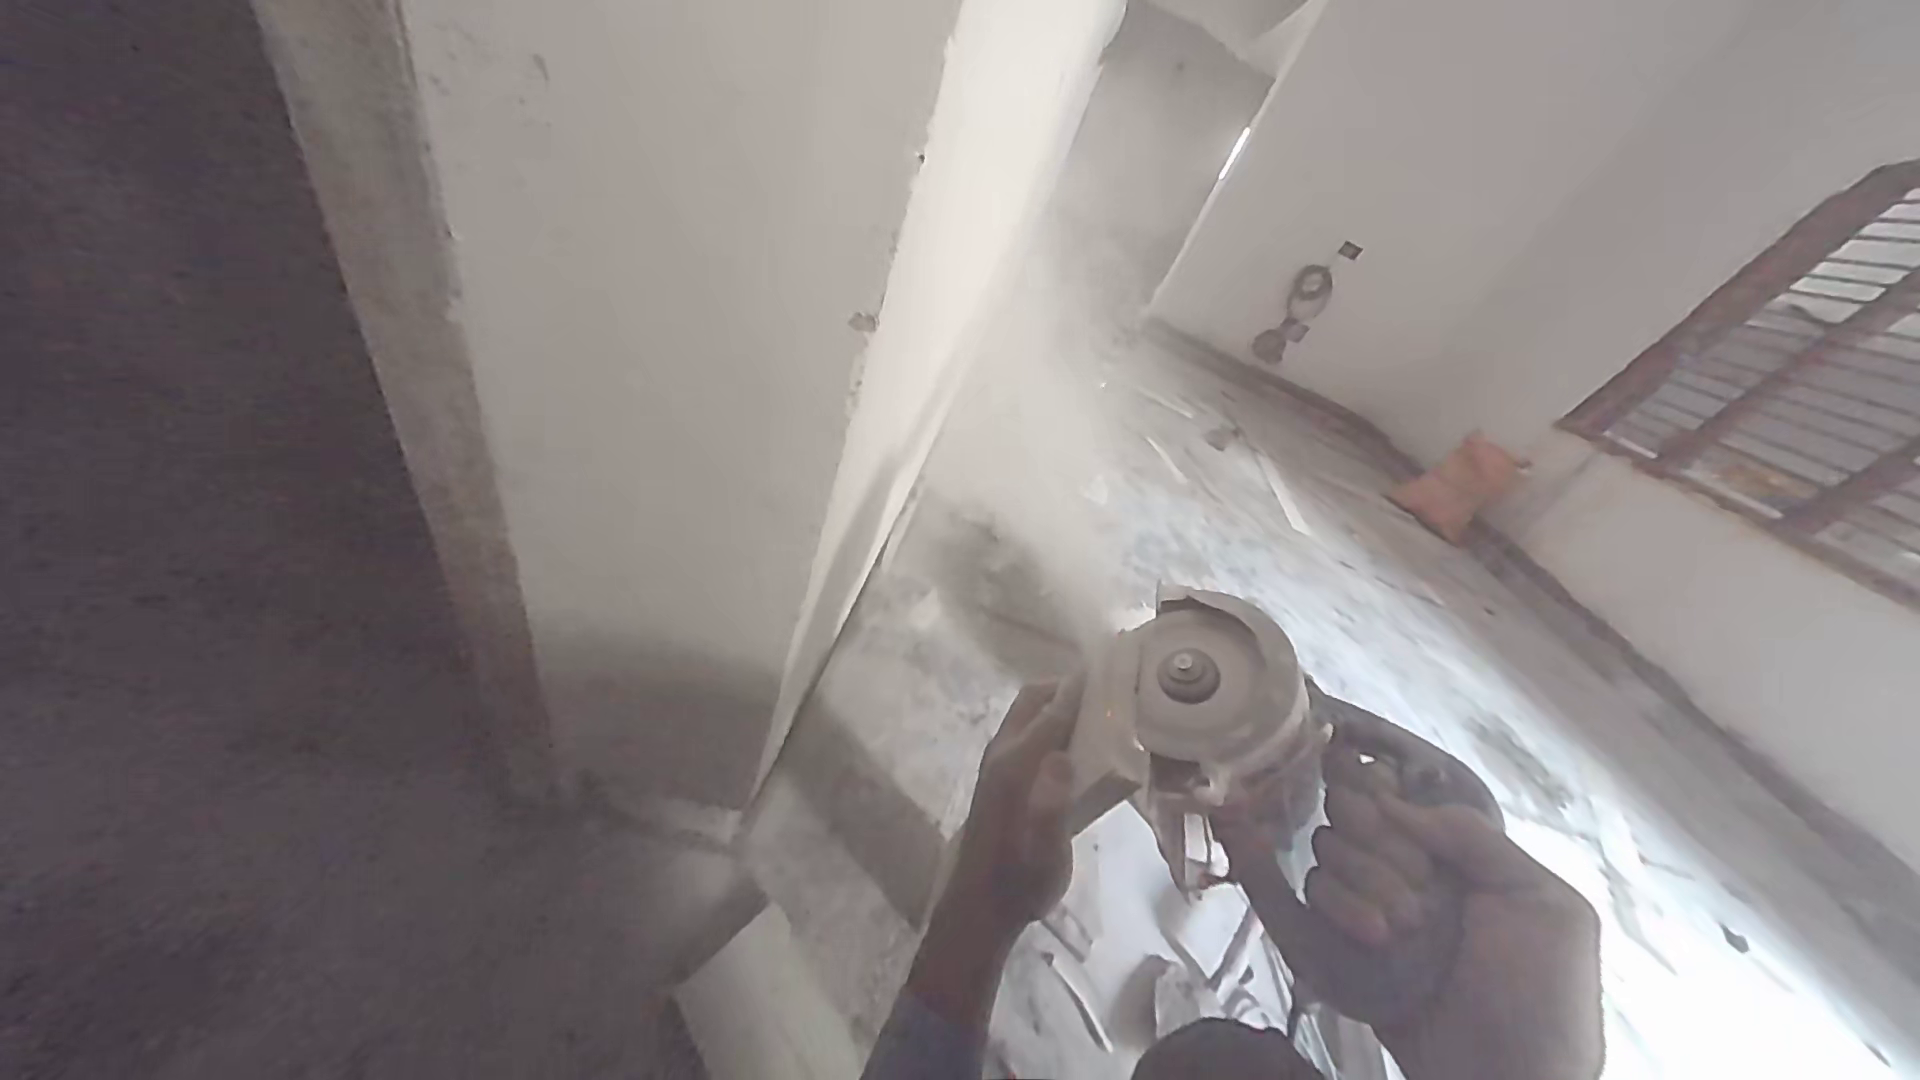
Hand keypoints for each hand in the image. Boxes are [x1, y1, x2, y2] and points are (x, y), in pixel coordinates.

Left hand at [905, 678, 1081, 1033]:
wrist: (981, 901)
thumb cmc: (1021, 880)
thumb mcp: (1046, 854)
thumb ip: (1053, 807)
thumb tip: (1064, 757)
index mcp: (1015, 765)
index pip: (1052, 713)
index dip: (1079, 689)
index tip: (1107, 666)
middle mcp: (1001, 752)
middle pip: (1033, 699)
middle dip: (1065, 685)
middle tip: (1103, 685)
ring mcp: (995, 759)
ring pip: (1025, 710)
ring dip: (1055, 699)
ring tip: (1093, 704)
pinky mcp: (996, 770)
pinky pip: (1024, 726)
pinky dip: (1047, 717)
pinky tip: (1071, 735)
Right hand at [1310, 785, 1603, 1079]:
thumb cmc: (1536, 994)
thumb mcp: (1545, 907)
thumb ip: (1475, 838)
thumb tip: (1387, 797)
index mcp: (1445, 848)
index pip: (1387, 789)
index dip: (1381, 799)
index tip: (1394, 824)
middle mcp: (1398, 860)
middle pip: (1348, 813)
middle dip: (1375, 850)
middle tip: (1417, 896)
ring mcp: (1364, 894)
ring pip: (1326, 848)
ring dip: (1360, 884)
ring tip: (1400, 932)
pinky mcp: (1335, 928)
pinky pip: (1311, 890)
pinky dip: (1338, 907)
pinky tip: (1371, 937)